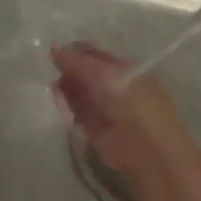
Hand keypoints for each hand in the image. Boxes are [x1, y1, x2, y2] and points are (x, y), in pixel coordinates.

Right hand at [50, 43, 200, 182]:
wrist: (146, 151)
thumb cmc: (131, 104)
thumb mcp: (102, 74)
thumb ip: (76, 61)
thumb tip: (54, 48)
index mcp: (128, 73)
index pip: (99, 57)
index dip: (79, 52)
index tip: (58, 51)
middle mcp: (120, 90)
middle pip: (88, 76)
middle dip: (71, 71)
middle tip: (55, 69)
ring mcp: (109, 112)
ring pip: (82, 94)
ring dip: (68, 88)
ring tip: (55, 87)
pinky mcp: (99, 132)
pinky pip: (80, 114)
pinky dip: (69, 107)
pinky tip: (61, 103)